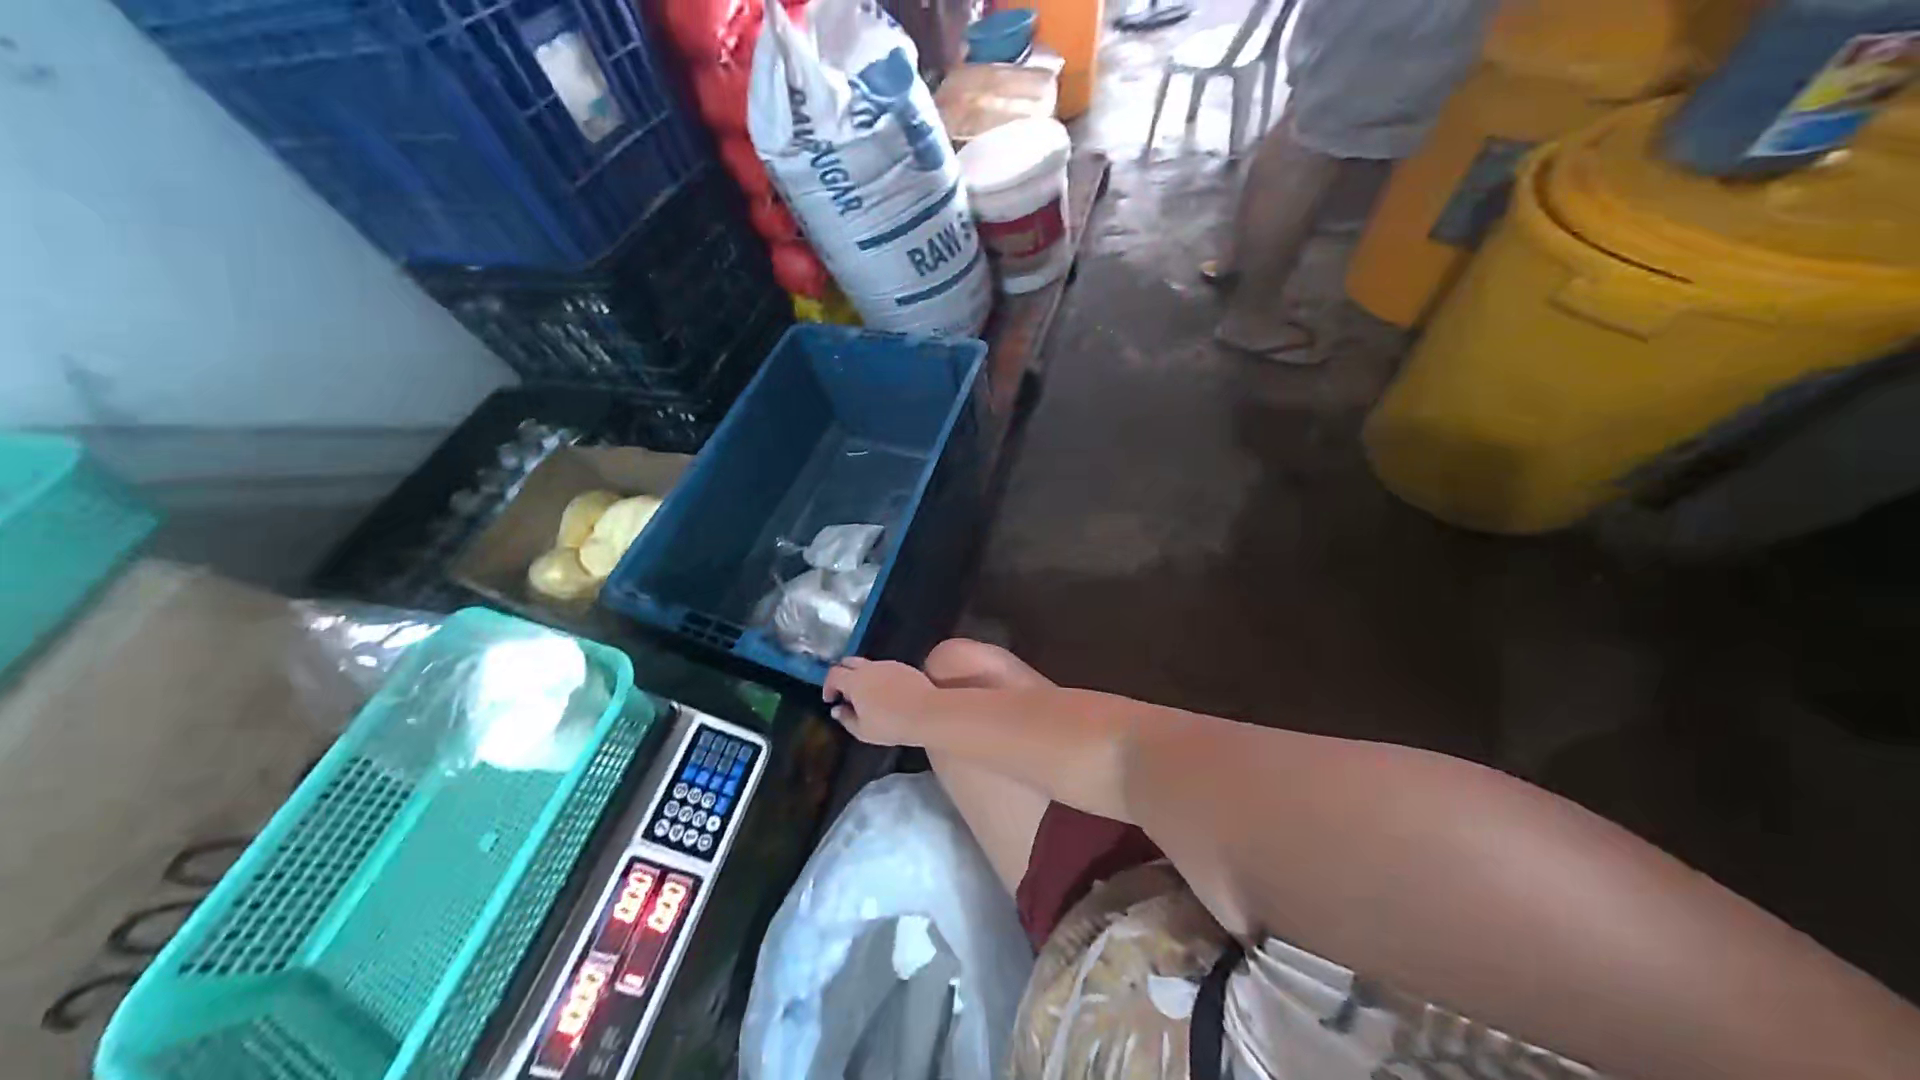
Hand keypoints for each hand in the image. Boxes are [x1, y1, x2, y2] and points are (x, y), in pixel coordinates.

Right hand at [822, 656, 935, 745]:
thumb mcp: (863, 730)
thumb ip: (846, 718)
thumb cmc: (891, 724)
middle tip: (845, 693)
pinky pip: (885, 668)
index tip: (830, 699)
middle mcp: (870, 667)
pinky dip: (879, 677)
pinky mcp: (905, 667)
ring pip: (868, 664)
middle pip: (848, 662)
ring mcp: (889, 665)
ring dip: (862, 676)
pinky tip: (886, 694)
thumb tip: (837, 709)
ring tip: (867, 696)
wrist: (928, 712)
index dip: (828, 686)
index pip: (833, 674)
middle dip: (842, 675)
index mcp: (855, 680)